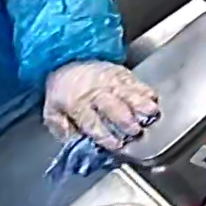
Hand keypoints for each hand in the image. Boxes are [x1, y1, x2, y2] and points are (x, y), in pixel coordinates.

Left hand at [43, 62, 160, 150]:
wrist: (69, 60)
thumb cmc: (62, 91)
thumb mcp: (51, 111)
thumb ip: (62, 128)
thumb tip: (74, 143)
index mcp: (77, 104)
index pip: (92, 122)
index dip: (105, 135)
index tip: (116, 144)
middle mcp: (96, 92)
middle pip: (113, 107)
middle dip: (126, 120)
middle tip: (136, 130)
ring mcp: (111, 81)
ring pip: (128, 93)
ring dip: (141, 104)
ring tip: (152, 112)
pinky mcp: (122, 73)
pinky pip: (136, 82)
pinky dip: (146, 90)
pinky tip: (153, 98)